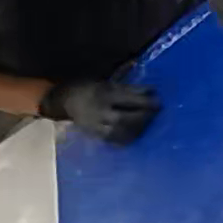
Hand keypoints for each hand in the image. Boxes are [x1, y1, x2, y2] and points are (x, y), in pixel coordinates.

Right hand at [37, 80, 159, 143]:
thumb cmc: (90, 88)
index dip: (145, 101)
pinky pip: (113, 139)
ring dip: (137, 127)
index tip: (158, 101)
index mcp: (103, 93)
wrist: (64, 101)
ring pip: (120, 130)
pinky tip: (135, 133)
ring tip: (147, 122)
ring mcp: (96, 124)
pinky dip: (127, 137)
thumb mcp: (107, 82)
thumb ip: (128, 87)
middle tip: (154, 113)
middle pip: (124, 117)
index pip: (127, 98)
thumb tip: (151, 90)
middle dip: (143, 116)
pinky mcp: (95, 134)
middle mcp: (99, 110)